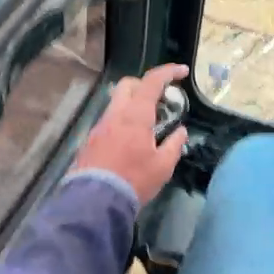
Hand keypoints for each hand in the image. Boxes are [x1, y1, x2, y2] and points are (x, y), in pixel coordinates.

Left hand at [71, 63, 189, 204]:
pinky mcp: (90, 140)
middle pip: (128, 85)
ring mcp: (100, 126)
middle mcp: (115, 114)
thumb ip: (174, 144)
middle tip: (160, 100)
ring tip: (147, 126)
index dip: (168, 72)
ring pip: (116, 103)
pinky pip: (109, 121)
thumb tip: (180, 131)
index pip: (152, 81)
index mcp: (135, 115)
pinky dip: (122, 122)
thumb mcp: (163, 166)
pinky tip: (130, 142)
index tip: (182, 71)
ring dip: (133, 105)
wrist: (95, 201)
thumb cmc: (134, 180)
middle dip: (145, 85)